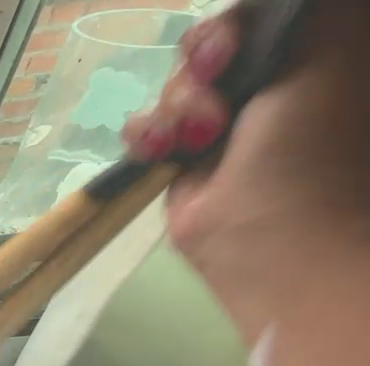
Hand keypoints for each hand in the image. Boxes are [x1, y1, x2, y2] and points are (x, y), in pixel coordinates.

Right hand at [122, 0, 369, 340]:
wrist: (268, 230)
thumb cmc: (314, 140)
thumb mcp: (333, 47)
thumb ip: (308, 12)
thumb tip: (261, 8)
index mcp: (318, 50)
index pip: (262, 15)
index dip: (238, 24)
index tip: (233, 47)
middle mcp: (274, 77)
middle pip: (214, 42)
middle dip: (204, 60)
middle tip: (215, 81)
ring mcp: (224, 118)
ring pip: (176, 84)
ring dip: (175, 105)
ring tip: (193, 137)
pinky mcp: (180, 155)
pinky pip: (146, 126)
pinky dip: (145, 136)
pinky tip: (160, 152)